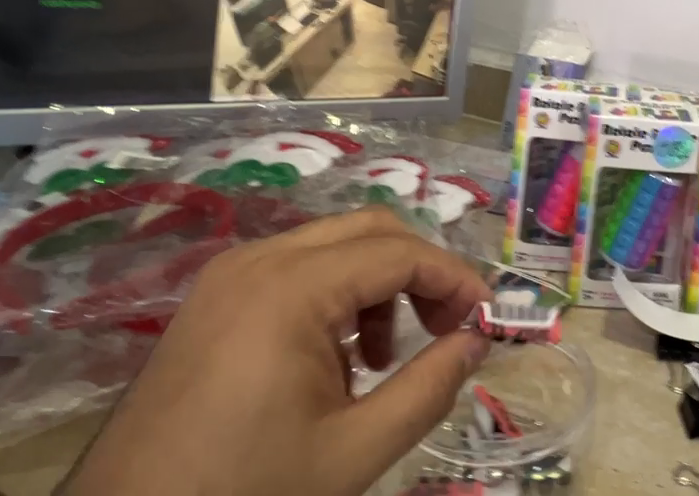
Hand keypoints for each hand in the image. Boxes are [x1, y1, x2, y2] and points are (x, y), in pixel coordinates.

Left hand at [63, 207, 491, 495]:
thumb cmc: (243, 491)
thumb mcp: (352, 453)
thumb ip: (428, 389)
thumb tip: (476, 341)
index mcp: (291, 288)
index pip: (401, 252)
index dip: (455, 279)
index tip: (486, 320)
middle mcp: (259, 259)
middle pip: (370, 229)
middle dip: (420, 271)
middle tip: (444, 331)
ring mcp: (229, 274)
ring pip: (334, 243)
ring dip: (379, 282)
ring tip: (383, 358)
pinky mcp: (212, 296)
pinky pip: (296, 266)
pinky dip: (336, 292)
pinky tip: (334, 357)